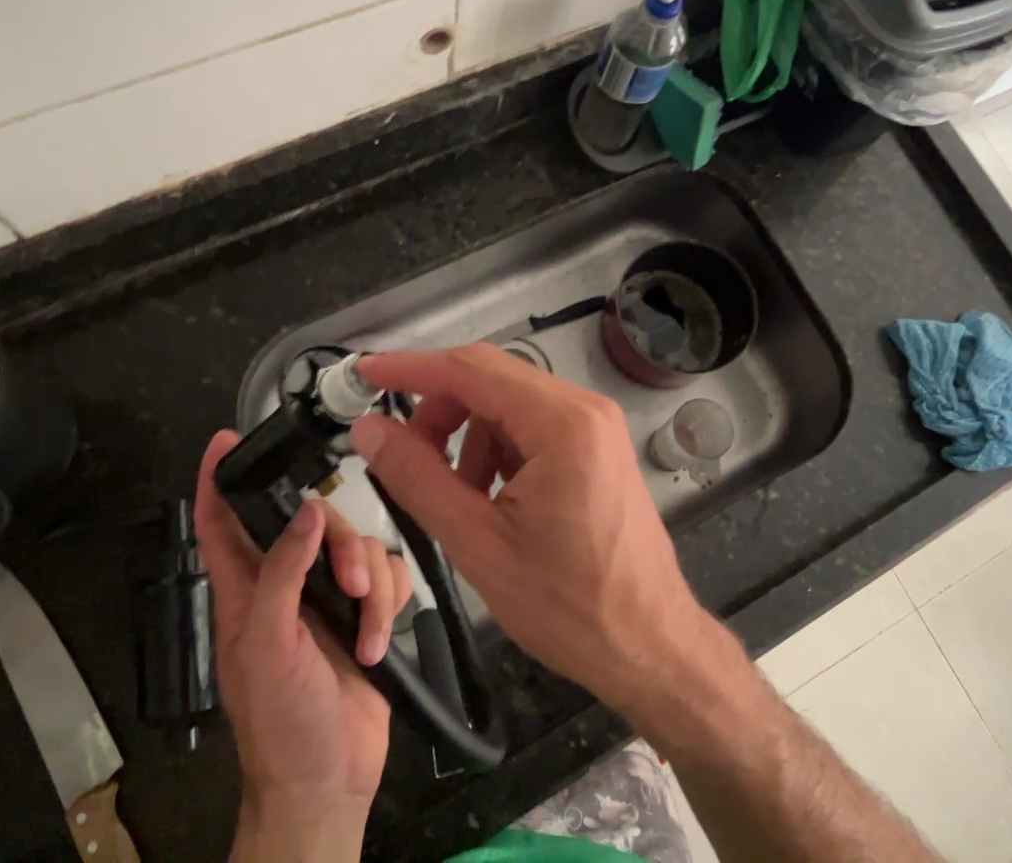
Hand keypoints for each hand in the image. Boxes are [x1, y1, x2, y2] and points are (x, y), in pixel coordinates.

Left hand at [192, 431, 413, 860]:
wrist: (328, 778)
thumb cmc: (280, 719)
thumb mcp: (268, 644)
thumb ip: (282, 572)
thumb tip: (309, 512)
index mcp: (246, 589)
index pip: (221, 523)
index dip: (218, 480)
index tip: (225, 440)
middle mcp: (289, 585)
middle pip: (317, 525)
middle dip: (342, 546)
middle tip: (349, 586)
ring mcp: (331, 601)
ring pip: (360, 550)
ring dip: (372, 588)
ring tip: (367, 634)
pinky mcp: (369, 617)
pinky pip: (390, 579)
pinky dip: (391, 601)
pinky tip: (382, 638)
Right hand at [348, 344, 711, 717]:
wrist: (648, 644)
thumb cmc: (567, 604)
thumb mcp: (476, 542)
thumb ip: (416, 477)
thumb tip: (368, 430)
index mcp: (562, 423)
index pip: (469, 369)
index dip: (409, 368)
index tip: (363, 376)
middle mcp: (586, 409)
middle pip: (490, 379)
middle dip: (437, 408)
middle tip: (401, 454)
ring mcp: (598, 427)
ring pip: (509, 404)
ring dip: (467, 434)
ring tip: (454, 493)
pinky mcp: (599, 450)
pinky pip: (533, 428)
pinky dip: (498, 450)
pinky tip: (489, 497)